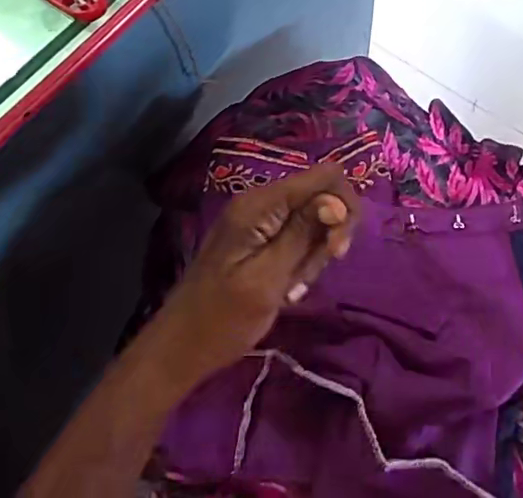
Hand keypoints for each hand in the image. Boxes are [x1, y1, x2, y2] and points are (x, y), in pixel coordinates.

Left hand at [143, 162, 359, 390]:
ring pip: (313, 217)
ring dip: (314, 252)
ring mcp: (259, 217)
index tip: (337, 250)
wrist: (180, 348)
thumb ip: (302, 234)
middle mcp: (261, 200)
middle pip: (321, 195)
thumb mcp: (268, 280)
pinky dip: (301, 259)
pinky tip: (286, 287)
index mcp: (260, 204)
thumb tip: (336, 199)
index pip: (325, 175)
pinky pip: (296, 234)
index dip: (342, 205)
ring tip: (292, 288)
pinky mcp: (258, 235)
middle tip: (310, 275)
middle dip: (328, 233)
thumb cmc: (222, 320)